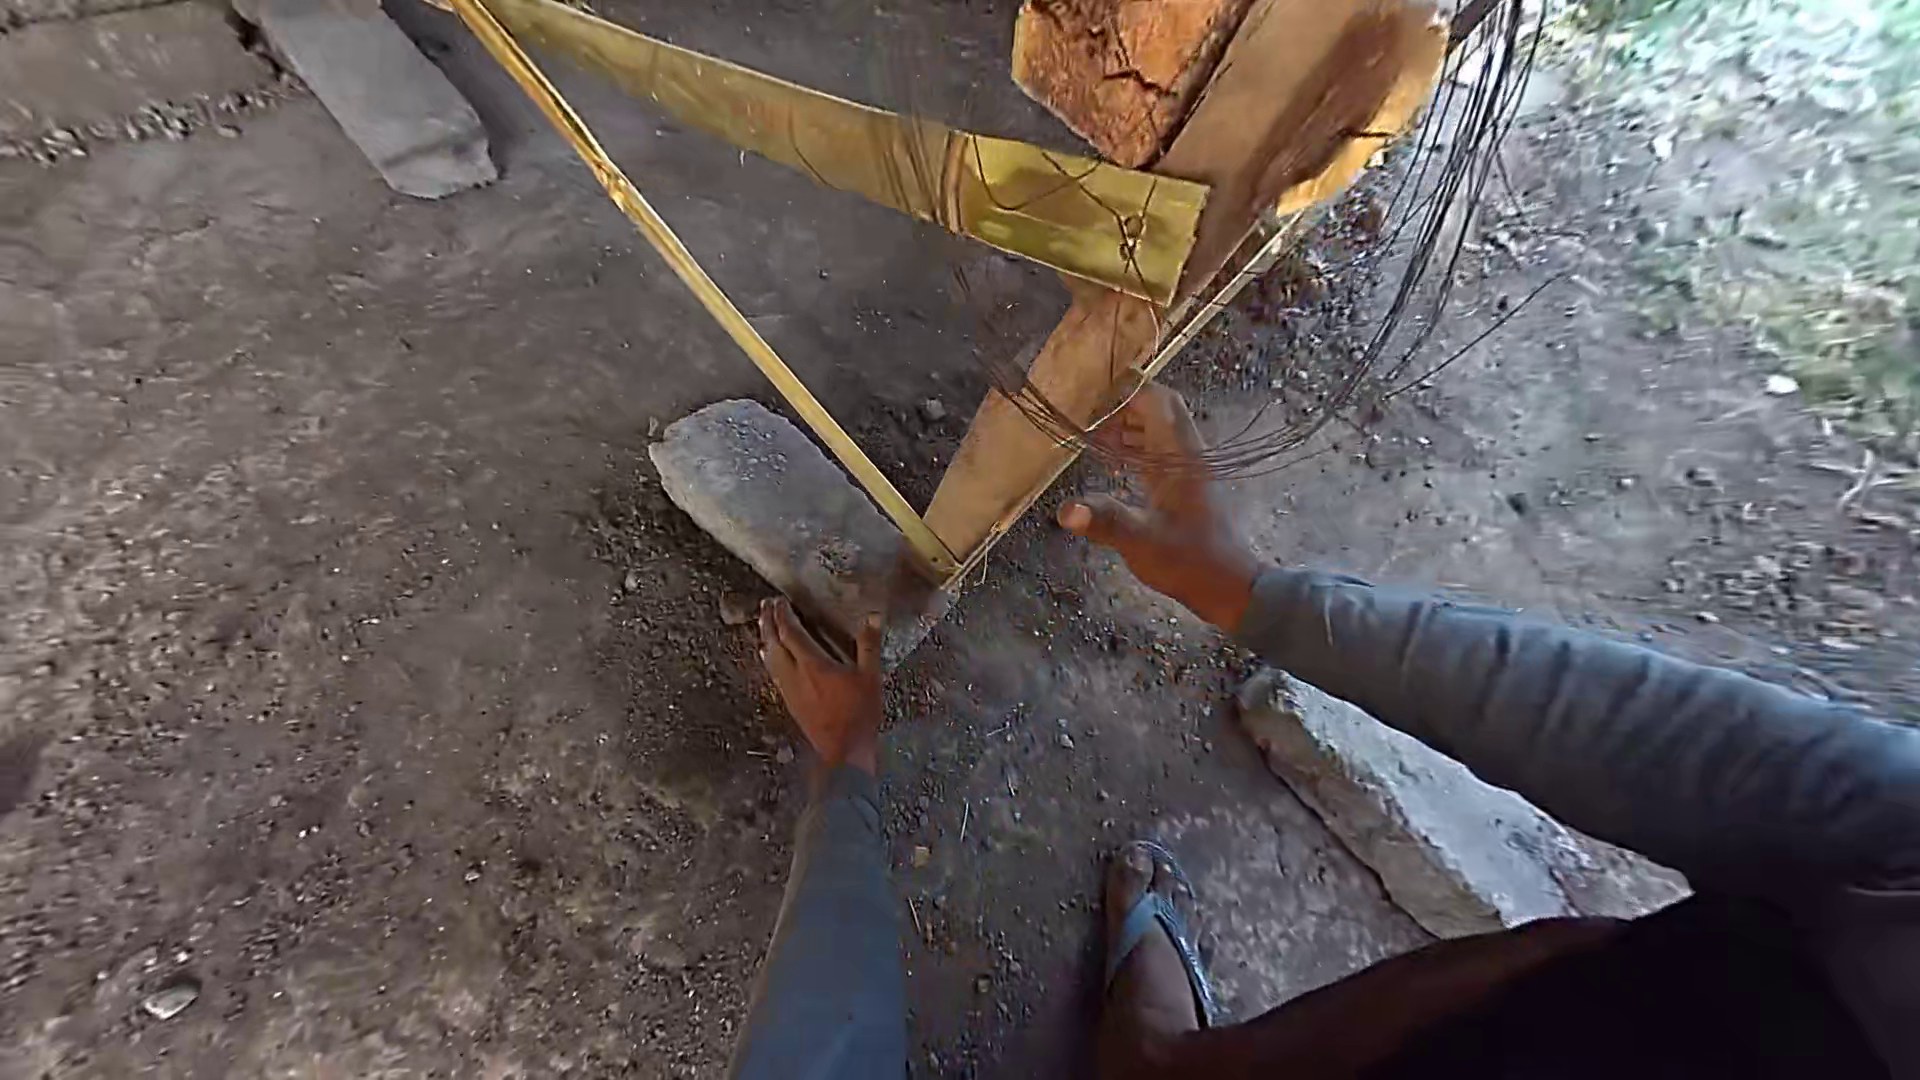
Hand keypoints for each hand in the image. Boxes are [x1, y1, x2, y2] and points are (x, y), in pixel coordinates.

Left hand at [758, 597, 883, 774]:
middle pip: (774, 644)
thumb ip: (869, 645)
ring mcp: (789, 690)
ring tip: (763, 624)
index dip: (783, 615)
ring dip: (765, 638)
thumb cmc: (859, 712)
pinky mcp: (790, 701)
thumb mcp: (870, 676)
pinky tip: (770, 655)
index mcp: (813, 665)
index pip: (791, 634)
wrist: (844, 751)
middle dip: (768, 622)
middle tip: (765, 605)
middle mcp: (795, 675)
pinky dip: (769, 657)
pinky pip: (773, 672)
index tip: (780, 600)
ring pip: (770, 658)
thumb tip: (872, 616)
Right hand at [1056, 386, 1263, 631]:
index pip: (1157, 400)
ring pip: (1155, 431)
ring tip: (1090, 439)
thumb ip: (1105, 521)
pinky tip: (1110, 464)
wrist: (1226, 587)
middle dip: (1120, 409)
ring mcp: (1185, 469)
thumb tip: (1065, 511)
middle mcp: (1185, 454)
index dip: (1125, 392)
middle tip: (1084, 419)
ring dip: (1125, 429)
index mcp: (1180, 456)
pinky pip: (1155, 453)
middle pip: (1156, 410)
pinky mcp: (1182, 486)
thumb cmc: (1188, 560)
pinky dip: (1132, 450)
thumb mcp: (1142, 541)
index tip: (1090, 399)